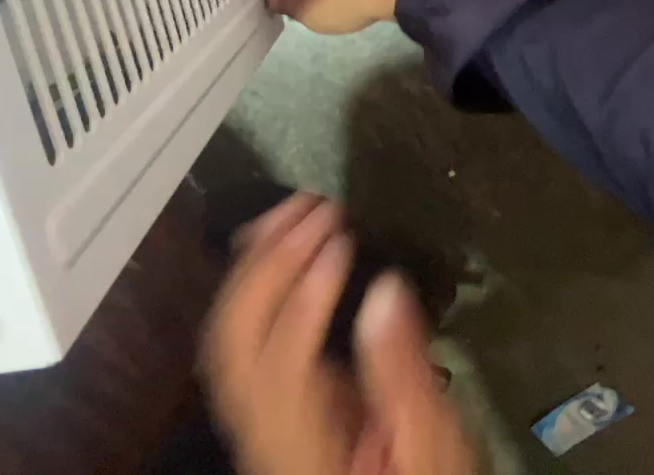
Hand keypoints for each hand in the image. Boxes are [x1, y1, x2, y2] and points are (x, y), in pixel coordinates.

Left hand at [201, 194, 478, 474]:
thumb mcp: (428, 444)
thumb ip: (404, 373)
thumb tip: (386, 287)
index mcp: (300, 446)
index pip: (283, 364)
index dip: (306, 296)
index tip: (341, 240)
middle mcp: (257, 427)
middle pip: (237, 338)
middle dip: (273, 261)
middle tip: (318, 210)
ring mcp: (246, 409)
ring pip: (226, 328)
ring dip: (257, 258)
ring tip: (297, 209)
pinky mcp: (252, 391)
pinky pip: (232, 328)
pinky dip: (248, 273)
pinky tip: (272, 236)